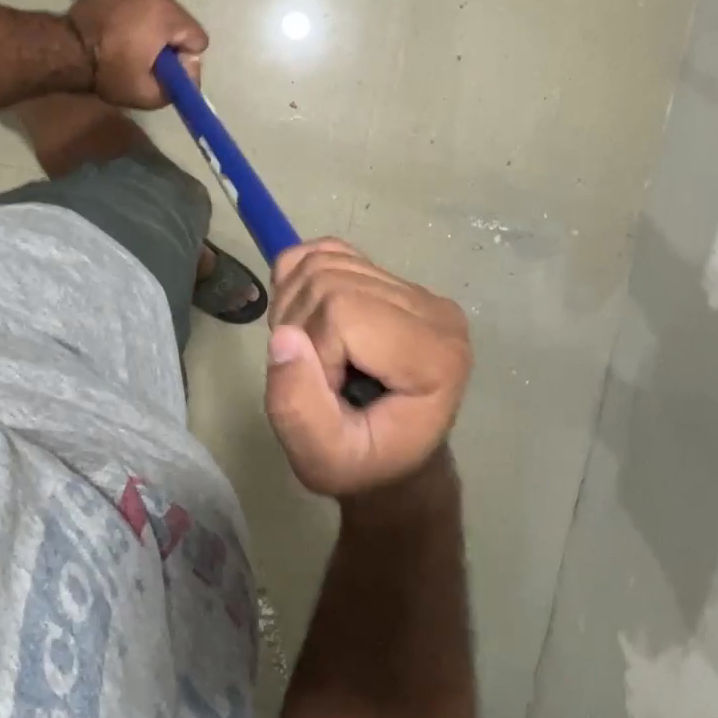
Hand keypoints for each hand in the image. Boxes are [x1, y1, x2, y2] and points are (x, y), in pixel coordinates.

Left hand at [67, 0, 207, 108]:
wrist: (66, 47)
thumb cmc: (109, 70)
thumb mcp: (148, 94)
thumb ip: (178, 88)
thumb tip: (186, 78)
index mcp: (169, 14)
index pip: (198, 40)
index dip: (186, 62)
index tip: (165, 72)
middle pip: (181, 24)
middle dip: (170, 44)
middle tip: (148, 62)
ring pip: (163, 12)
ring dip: (155, 30)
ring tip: (133, 47)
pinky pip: (143, 3)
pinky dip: (139, 18)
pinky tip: (123, 33)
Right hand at [265, 238, 471, 496]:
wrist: (395, 459)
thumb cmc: (366, 466)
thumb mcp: (323, 462)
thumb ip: (299, 409)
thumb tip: (283, 336)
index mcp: (434, 355)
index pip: (343, 312)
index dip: (314, 352)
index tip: (326, 396)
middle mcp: (434, 310)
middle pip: (330, 280)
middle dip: (299, 328)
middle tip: (312, 375)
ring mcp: (415, 288)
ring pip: (324, 262)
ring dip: (295, 307)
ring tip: (312, 354)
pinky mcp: (392, 278)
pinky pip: (328, 252)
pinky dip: (300, 279)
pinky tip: (310, 321)